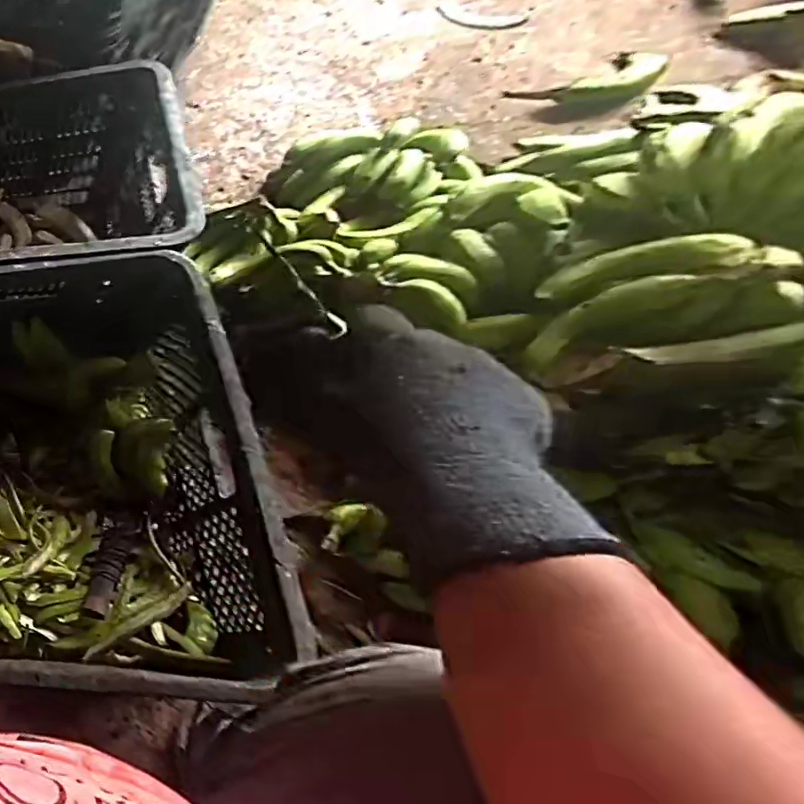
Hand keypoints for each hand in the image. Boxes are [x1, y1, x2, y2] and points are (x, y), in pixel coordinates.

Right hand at [239, 306, 624, 592]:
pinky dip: (477, 414)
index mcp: (389, 340)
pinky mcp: (527, 400)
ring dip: (438, 387)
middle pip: (415, 342)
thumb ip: (299, 379)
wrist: (459, 487)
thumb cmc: (376, 447)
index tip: (342, 353)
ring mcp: (490, 368)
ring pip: (455, 369)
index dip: (355, 332)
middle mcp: (441, 341)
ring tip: (423, 427)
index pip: (368, 316)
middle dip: (400, 362)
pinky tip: (463, 446)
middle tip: (383, 397)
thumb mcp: (318, 413)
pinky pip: (494, 398)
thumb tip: (276, 356)